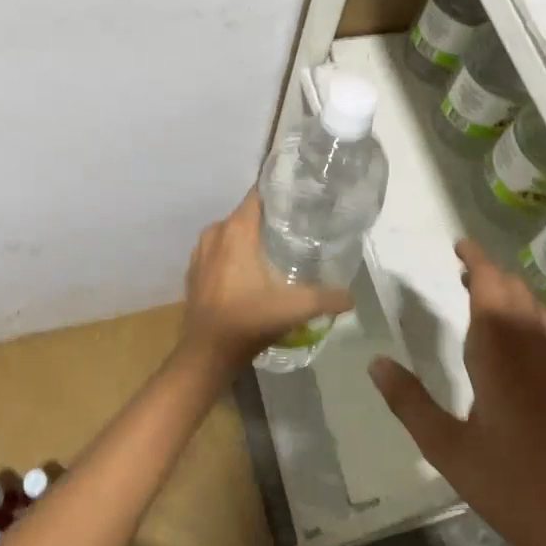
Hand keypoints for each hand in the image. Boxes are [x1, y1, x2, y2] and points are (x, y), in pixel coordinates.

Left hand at [182, 190, 353, 369]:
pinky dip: (234, 255)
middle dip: (271, 218)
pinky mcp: (194, 271)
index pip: (258, 193)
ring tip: (278, 248)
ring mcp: (200, 252)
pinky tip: (251, 271)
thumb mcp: (295, 308)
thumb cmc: (249, 320)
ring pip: (231, 233)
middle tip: (299, 227)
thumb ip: (328, 298)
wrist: (206, 354)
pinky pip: (218, 252)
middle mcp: (215, 232)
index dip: (279, 191)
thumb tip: (352, 296)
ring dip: (251, 238)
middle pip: (248, 213)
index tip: (301, 196)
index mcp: (236, 229)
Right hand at [369, 241, 545, 545]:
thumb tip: (376, 362)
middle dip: (492, 274)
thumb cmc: (512, 488)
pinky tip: (518, 339)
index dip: (478, 263)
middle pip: (517, 295)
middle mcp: (536, 353)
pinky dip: (529, 317)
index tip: (460, 244)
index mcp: (502, 358)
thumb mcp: (448, 450)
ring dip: (512, 294)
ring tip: (485, 293)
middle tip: (463, 267)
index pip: (491, 291)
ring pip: (538, 313)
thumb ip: (410, 403)